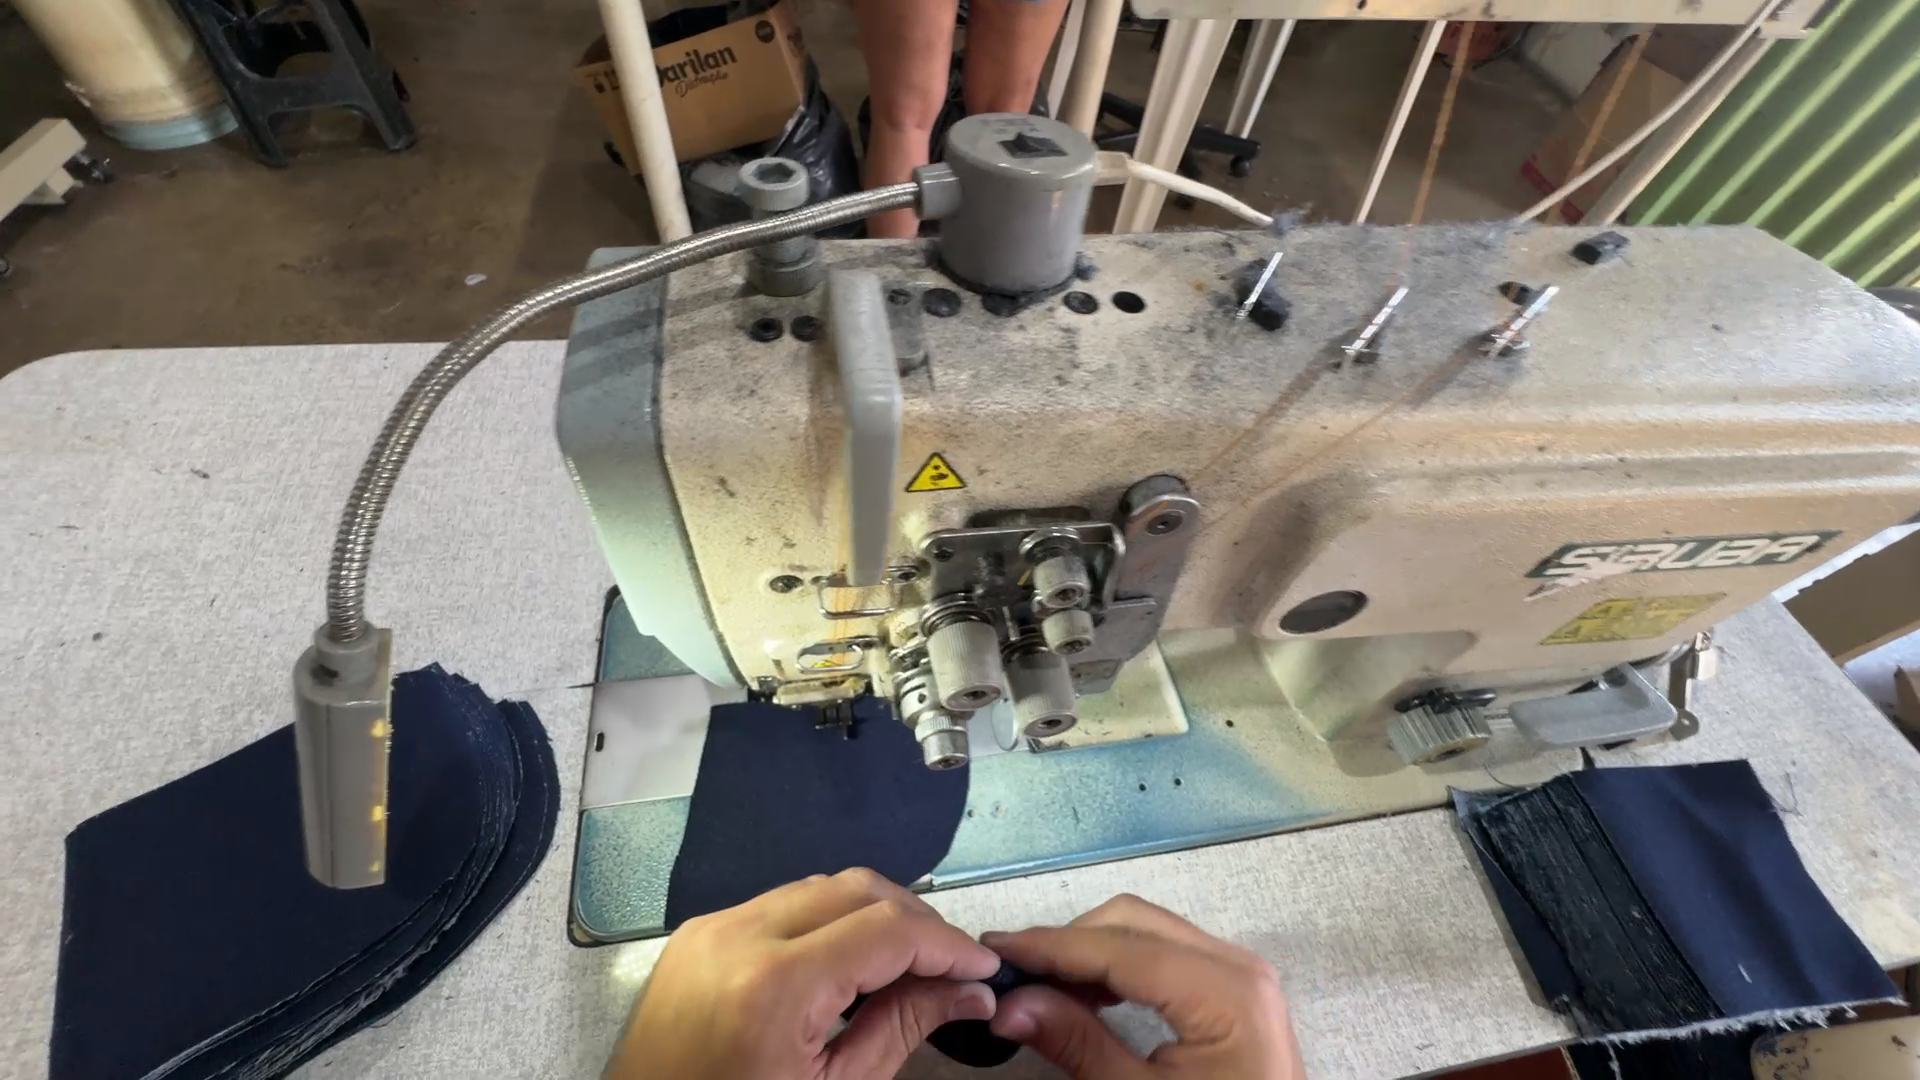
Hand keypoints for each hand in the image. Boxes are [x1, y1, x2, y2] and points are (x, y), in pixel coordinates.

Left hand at [605, 868, 1001, 1079]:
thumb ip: (903, 1028)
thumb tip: (970, 991)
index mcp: (771, 985)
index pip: (884, 930)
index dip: (945, 942)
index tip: (983, 965)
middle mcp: (739, 933)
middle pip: (856, 888)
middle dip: (913, 918)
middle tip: (949, 963)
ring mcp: (713, 926)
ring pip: (821, 887)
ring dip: (872, 912)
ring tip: (906, 960)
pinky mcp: (700, 932)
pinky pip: (783, 903)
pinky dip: (828, 919)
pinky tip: (847, 958)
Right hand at [983, 894, 1306, 1078]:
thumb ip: (1077, 1045)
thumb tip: (1007, 1003)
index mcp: (1224, 992)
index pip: (1118, 947)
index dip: (1051, 946)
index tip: (995, 948)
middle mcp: (1235, 961)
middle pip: (1130, 921)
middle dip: (1068, 942)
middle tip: (1014, 971)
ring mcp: (1238, 968)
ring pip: (1142, 927)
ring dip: (1088, 948)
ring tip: (1039, 981)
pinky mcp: (1232, 983)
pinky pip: (1161, 949)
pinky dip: (1116, 962)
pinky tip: (1084, 991)